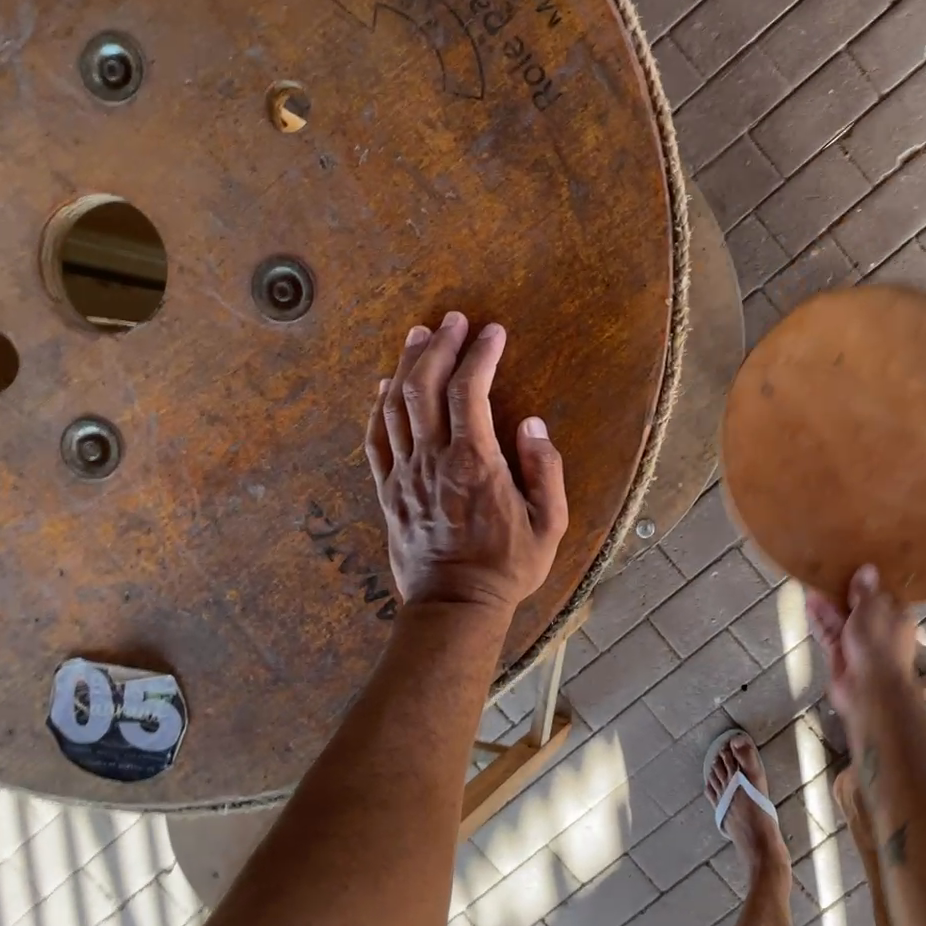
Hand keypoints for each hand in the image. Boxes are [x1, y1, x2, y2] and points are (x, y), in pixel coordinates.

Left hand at [364, 313, 567, 610]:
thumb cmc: (508, 567)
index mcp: (475, 464)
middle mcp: (433, 460)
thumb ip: (545, 469)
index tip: (493, 332)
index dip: (480, 355)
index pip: (469, 392)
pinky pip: (376, 436)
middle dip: (440, 345)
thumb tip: (532, 423)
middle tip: (455, 320)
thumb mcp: (548, 523)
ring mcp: (404, 474)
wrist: (455, 606)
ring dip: (407, 363)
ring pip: (396, 404)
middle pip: (425, 386)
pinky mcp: (388, 489)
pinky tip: (386, 383)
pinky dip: (379, 403)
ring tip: (421, 334)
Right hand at [806, 565, 917, 723]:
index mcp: (897, 615)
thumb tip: (868, 568)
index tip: (855, 565)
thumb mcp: (873, 609)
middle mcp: (880, 628)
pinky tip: (808, 604)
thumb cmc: (878, 643)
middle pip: (860, 606)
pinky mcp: (842, 654)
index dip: (870, 582)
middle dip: (844, 591)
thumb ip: (866, 590)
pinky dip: (820, 620)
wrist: (870, 690)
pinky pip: (829, 633)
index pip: (884, 594)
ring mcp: (860, 642)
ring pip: (842, 619)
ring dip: (828, 604)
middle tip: (826, 572)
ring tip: (811, 584)